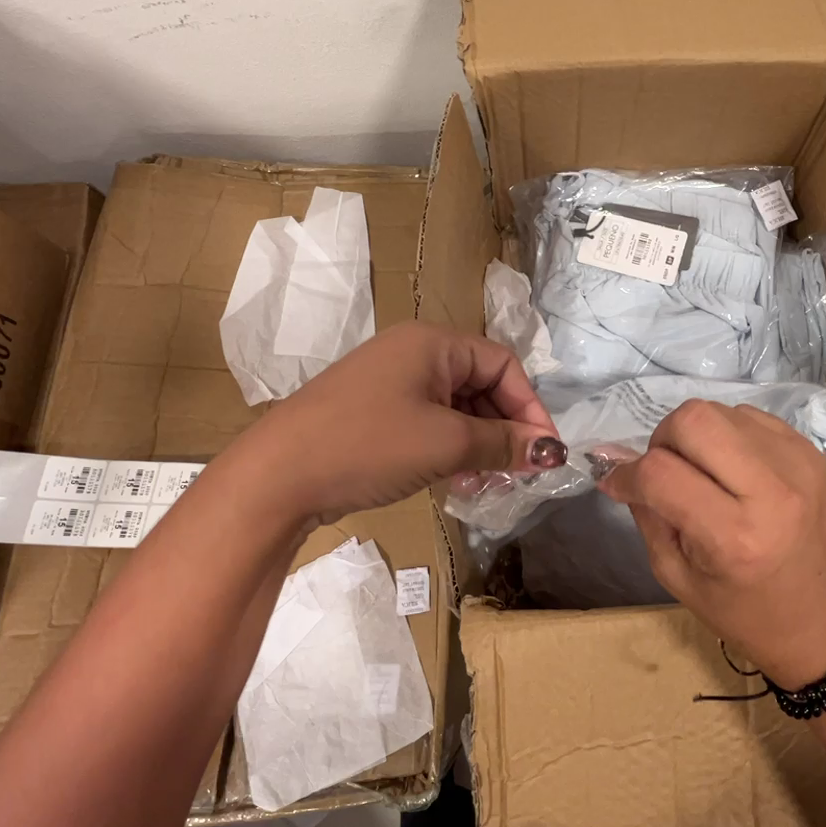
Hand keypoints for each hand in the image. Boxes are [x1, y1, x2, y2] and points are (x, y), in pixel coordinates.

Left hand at [225, 322, 561, 522]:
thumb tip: (550, 451)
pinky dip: (449, 448)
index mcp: (433, 343)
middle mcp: (414, 353)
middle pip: (481, 385)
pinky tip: (454, 481)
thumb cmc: (368, 445)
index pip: (504, 365)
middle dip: (504, 429)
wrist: (275, 477)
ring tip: (486, 482)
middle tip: (518, 473)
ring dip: (478, 443)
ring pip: (455, 407)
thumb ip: (503, 444)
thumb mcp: (445, 444)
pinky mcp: (373, 413)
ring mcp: (390, 383)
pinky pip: (428, 423)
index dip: (530, 407)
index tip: (545, 453)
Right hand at [599, 400, 825, 687]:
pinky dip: (728, 435)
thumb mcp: (676, 575)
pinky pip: (750, 417)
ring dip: (697, 435)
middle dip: (664, 440)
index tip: (618, 484)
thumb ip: (645, 512)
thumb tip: (613, 464)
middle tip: (666, 471)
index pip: (660, 473)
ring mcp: (797, 464)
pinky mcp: (811, 451)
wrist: (819, 622)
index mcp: (734, 536)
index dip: (628, 474)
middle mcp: (771, 490)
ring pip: (720, 411)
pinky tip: (733, 470)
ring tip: (702, 472)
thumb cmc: (741, 611)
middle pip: (694, 419)